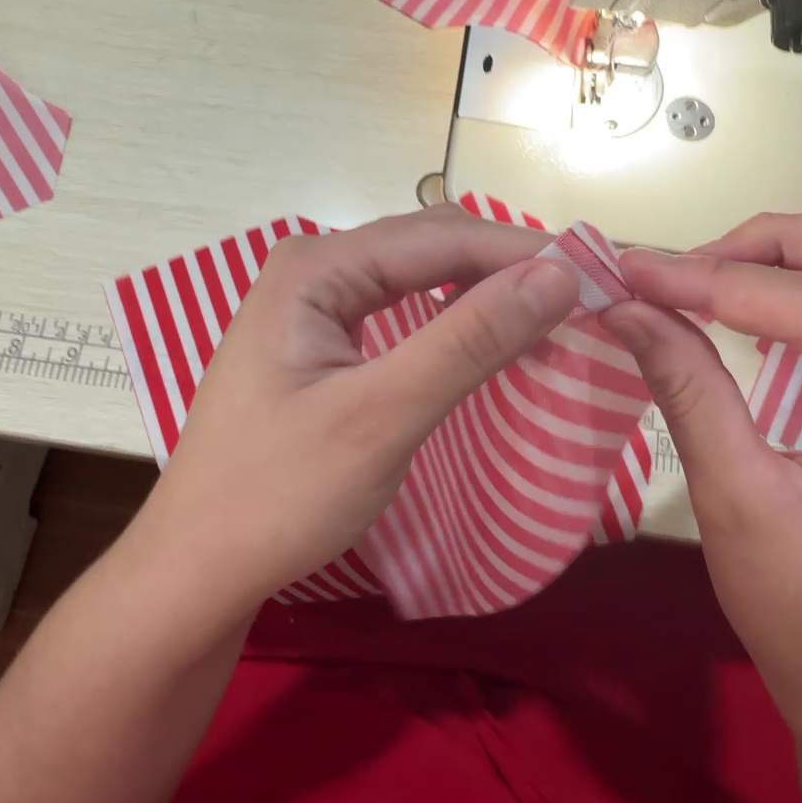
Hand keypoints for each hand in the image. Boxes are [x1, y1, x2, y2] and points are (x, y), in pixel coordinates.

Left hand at [138, 205, 579, 605]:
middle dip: (506, 268)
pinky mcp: (319, 347)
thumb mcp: (381, 416)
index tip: (599, 276)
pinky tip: (490, 340)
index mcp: (314, 268)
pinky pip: (400, 316)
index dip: (524, 252)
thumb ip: (467, 341)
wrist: (201, 564)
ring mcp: (312, 309)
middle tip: (585, 299)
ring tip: (552, 316)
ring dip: (483, 294)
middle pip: (429, 249)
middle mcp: (311, 271)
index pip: (440, 237)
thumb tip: (558, 276)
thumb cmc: (279, 494)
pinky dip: (452, 325)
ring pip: (417, 281)